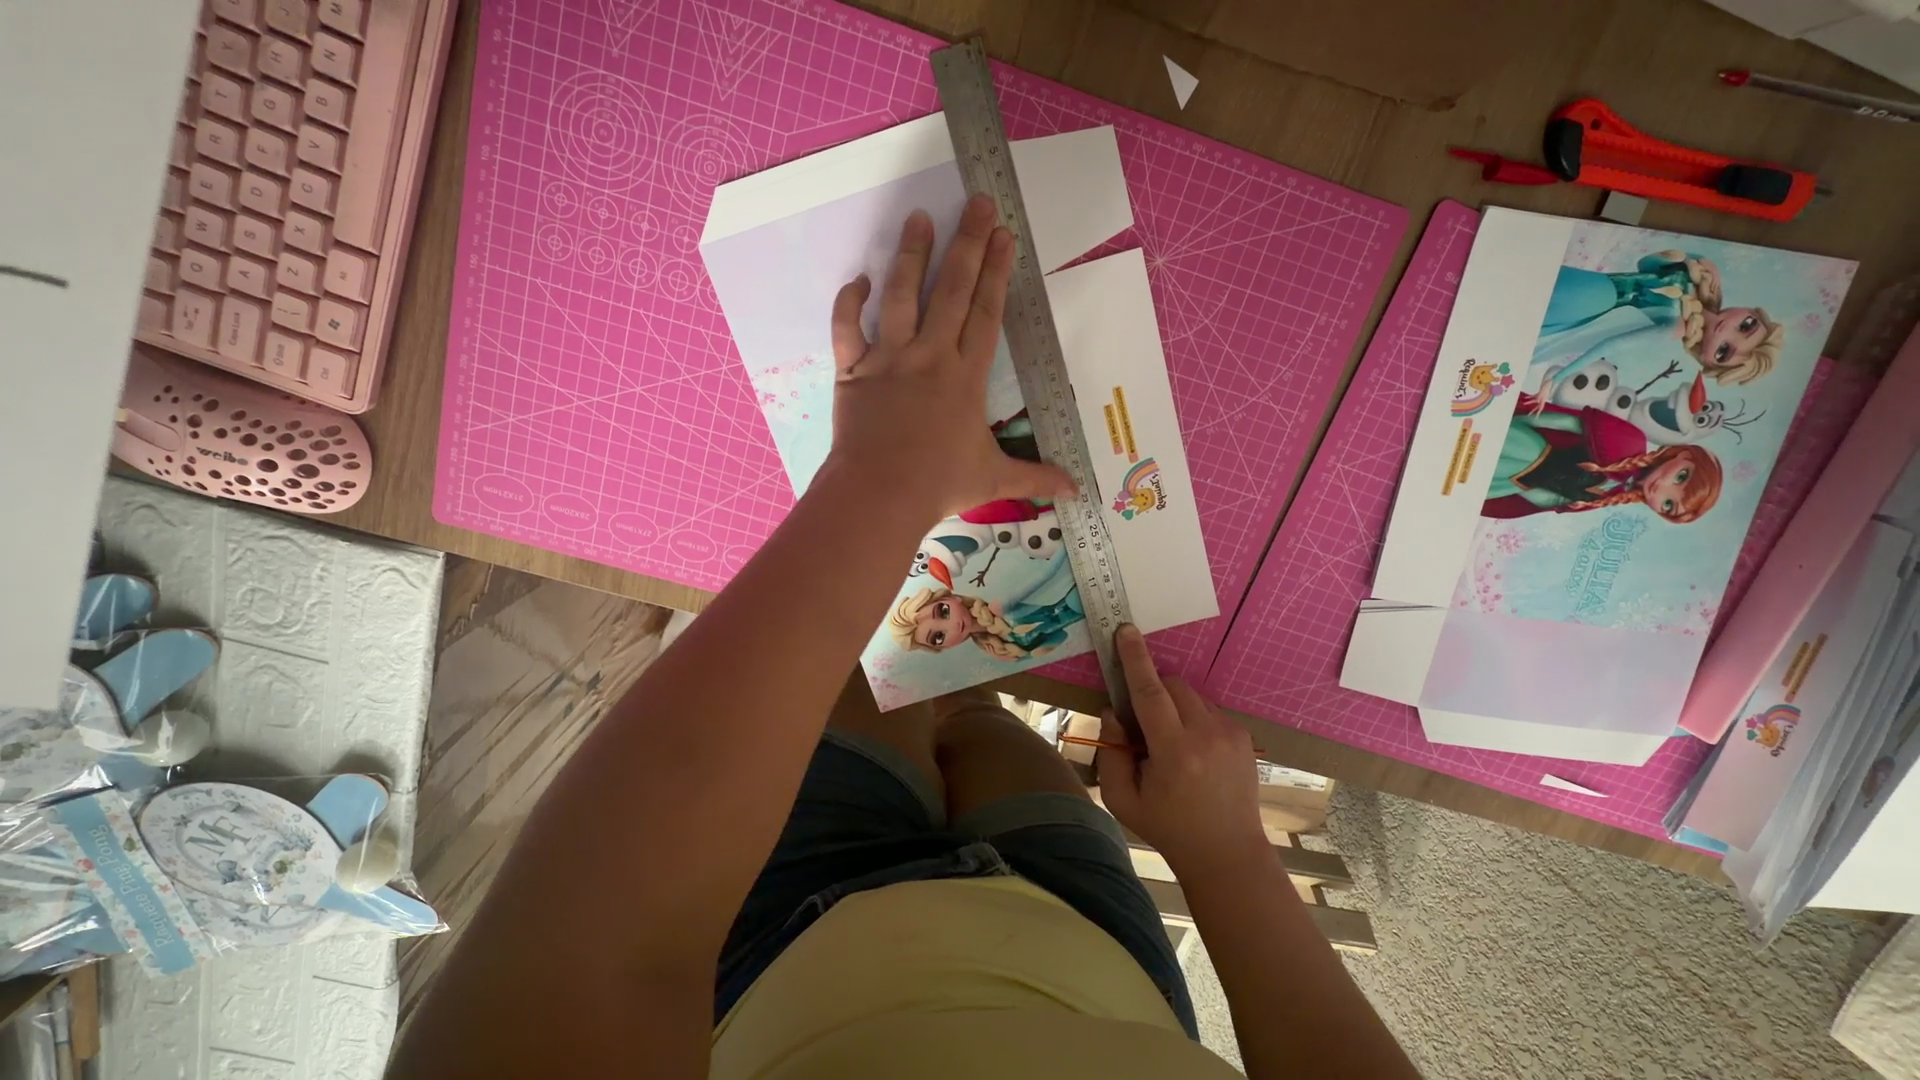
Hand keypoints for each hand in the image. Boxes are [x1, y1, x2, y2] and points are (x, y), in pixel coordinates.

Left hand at [822, 195, 1071, 524]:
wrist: (878, 495)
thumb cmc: (938, 486)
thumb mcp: (993, 480)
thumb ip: (1036, 477)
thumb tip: (1078, 491)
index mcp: (966, 376)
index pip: (986, 312)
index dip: (996, 271)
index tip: (1003, 234)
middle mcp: (930, 356)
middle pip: (951, 290)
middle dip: (967, 243)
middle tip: (976, 202)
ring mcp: (889, 359)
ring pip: (900, 295)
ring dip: (911, 254)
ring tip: (919, 217)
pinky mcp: (853, 370)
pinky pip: (847, 327)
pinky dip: (850, 302)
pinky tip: (859, 278)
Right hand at [1096, 625, 1266, 873]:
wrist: (1227, 853)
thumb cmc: (1168, 828)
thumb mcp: (1122, 799)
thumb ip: (1111, 751)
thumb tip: (1113, 712)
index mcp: (1175, 752)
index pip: (1150, 692)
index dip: (1135, 659)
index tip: (1126, 630)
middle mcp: (1206, 735)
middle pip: (1173, 685)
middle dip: (1153, 691)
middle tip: (1143, 725)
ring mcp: (1230, 734)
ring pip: (1192, 695)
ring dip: (1173, 707)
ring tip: (1170, 747)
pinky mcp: (1243, 737)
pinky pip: (1208, 709)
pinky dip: (1192, 719)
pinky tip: (1192, 754)